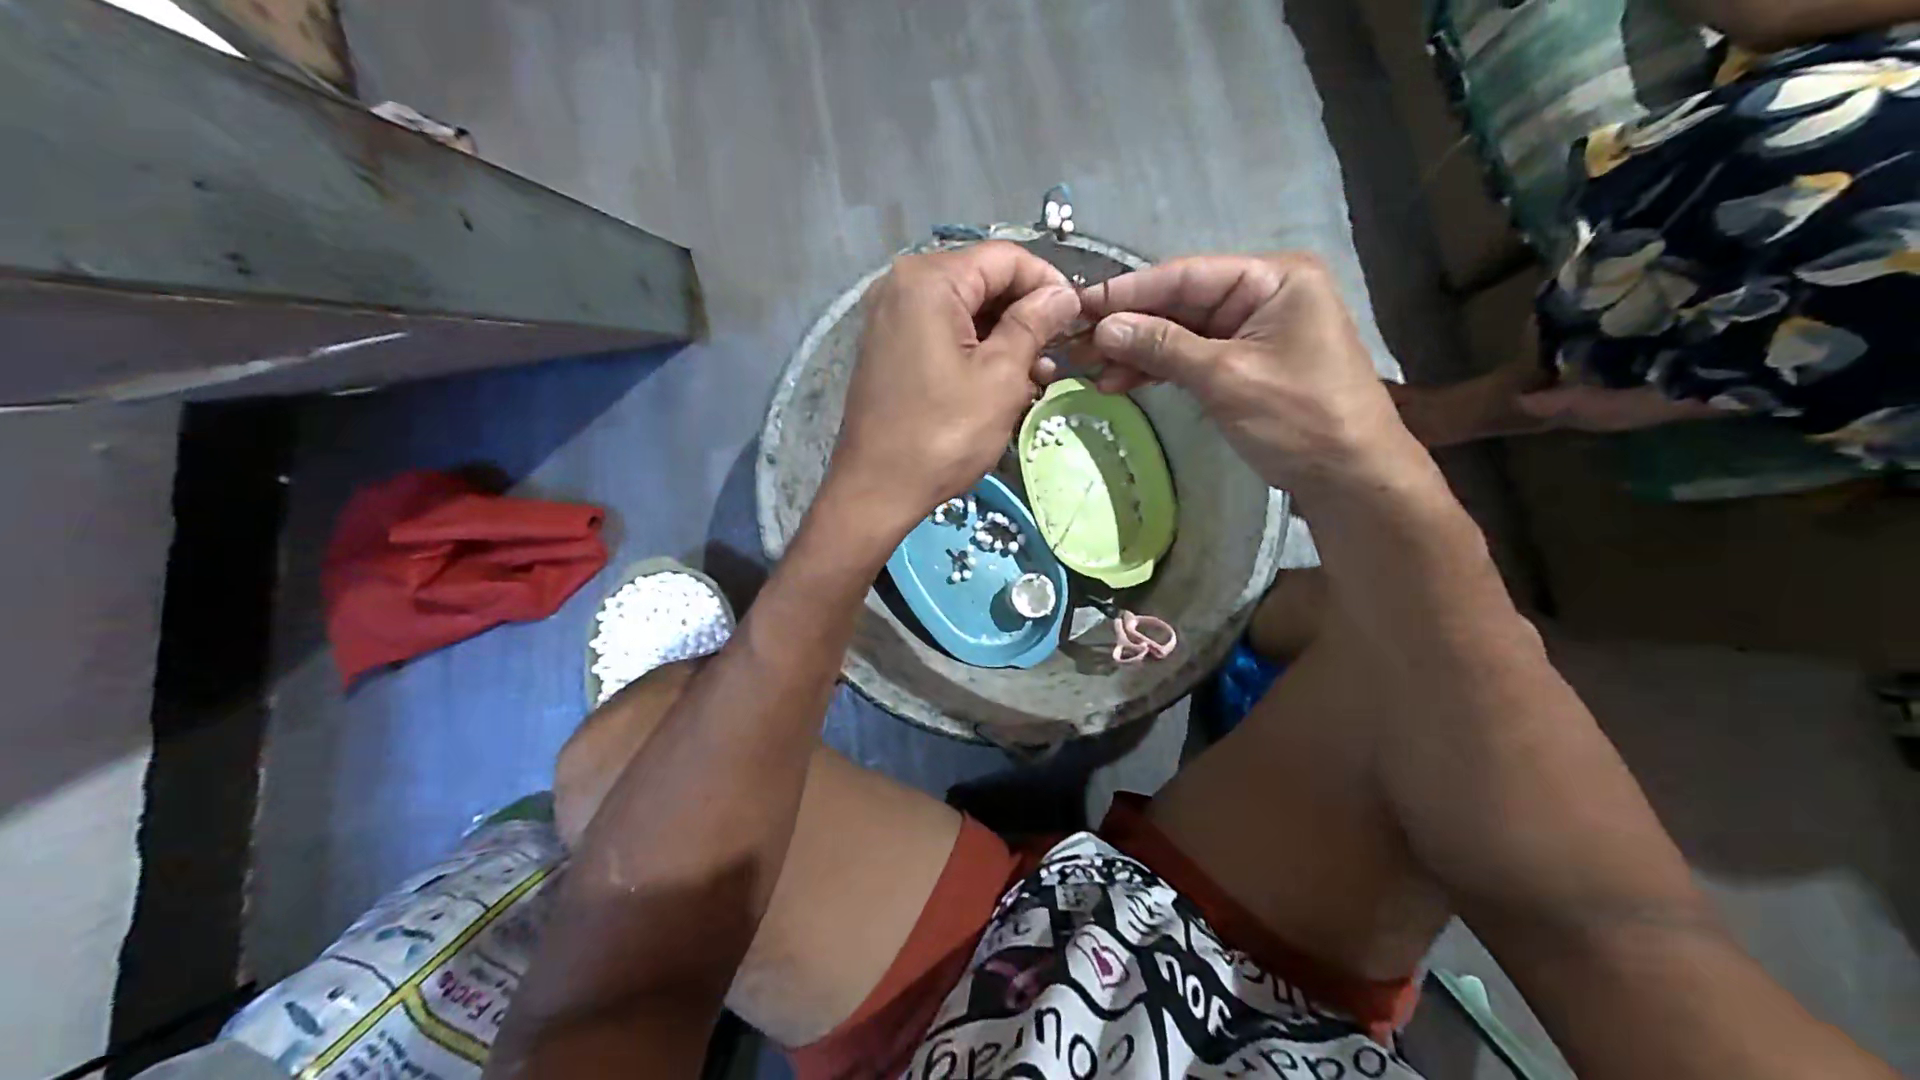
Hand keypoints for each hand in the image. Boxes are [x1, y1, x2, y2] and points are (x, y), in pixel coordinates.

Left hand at [821, 240, 1080, 537]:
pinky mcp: (889, 346)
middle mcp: (903, 284)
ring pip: (965, 310)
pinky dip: (975, 350)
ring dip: (1004, 337)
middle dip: (1025, 314)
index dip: (1048, 283)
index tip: (1075, 319)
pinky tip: (1001, 382)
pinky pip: (942, 332)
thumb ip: (1035, 324)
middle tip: (1056, 356)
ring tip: (1035, 378)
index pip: (1006, 258)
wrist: (876, 489)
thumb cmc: (943, 434)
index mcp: (929, 280)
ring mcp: (891, 316)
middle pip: (983, 280)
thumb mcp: (1000, 377)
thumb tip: (1064, 294)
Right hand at [1079, 253, 1423, 497]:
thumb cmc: (1300, 418)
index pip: (1185, 275)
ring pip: (1179, 333)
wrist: (1350, 477)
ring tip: (1092, 372)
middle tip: (1076, 345)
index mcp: (1273, 278)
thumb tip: (1103, 328)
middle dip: (1128, 326)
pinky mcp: (1242, 363)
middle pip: (1179, 303)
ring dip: (1136, 352)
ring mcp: (1251, 331)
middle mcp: (1261, 295)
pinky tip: (1121, 382)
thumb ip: (1163, 347)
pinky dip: (1157, 370)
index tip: (1078, 306)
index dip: (1128, 292)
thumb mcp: (1226, 378)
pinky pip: (1190, 357)